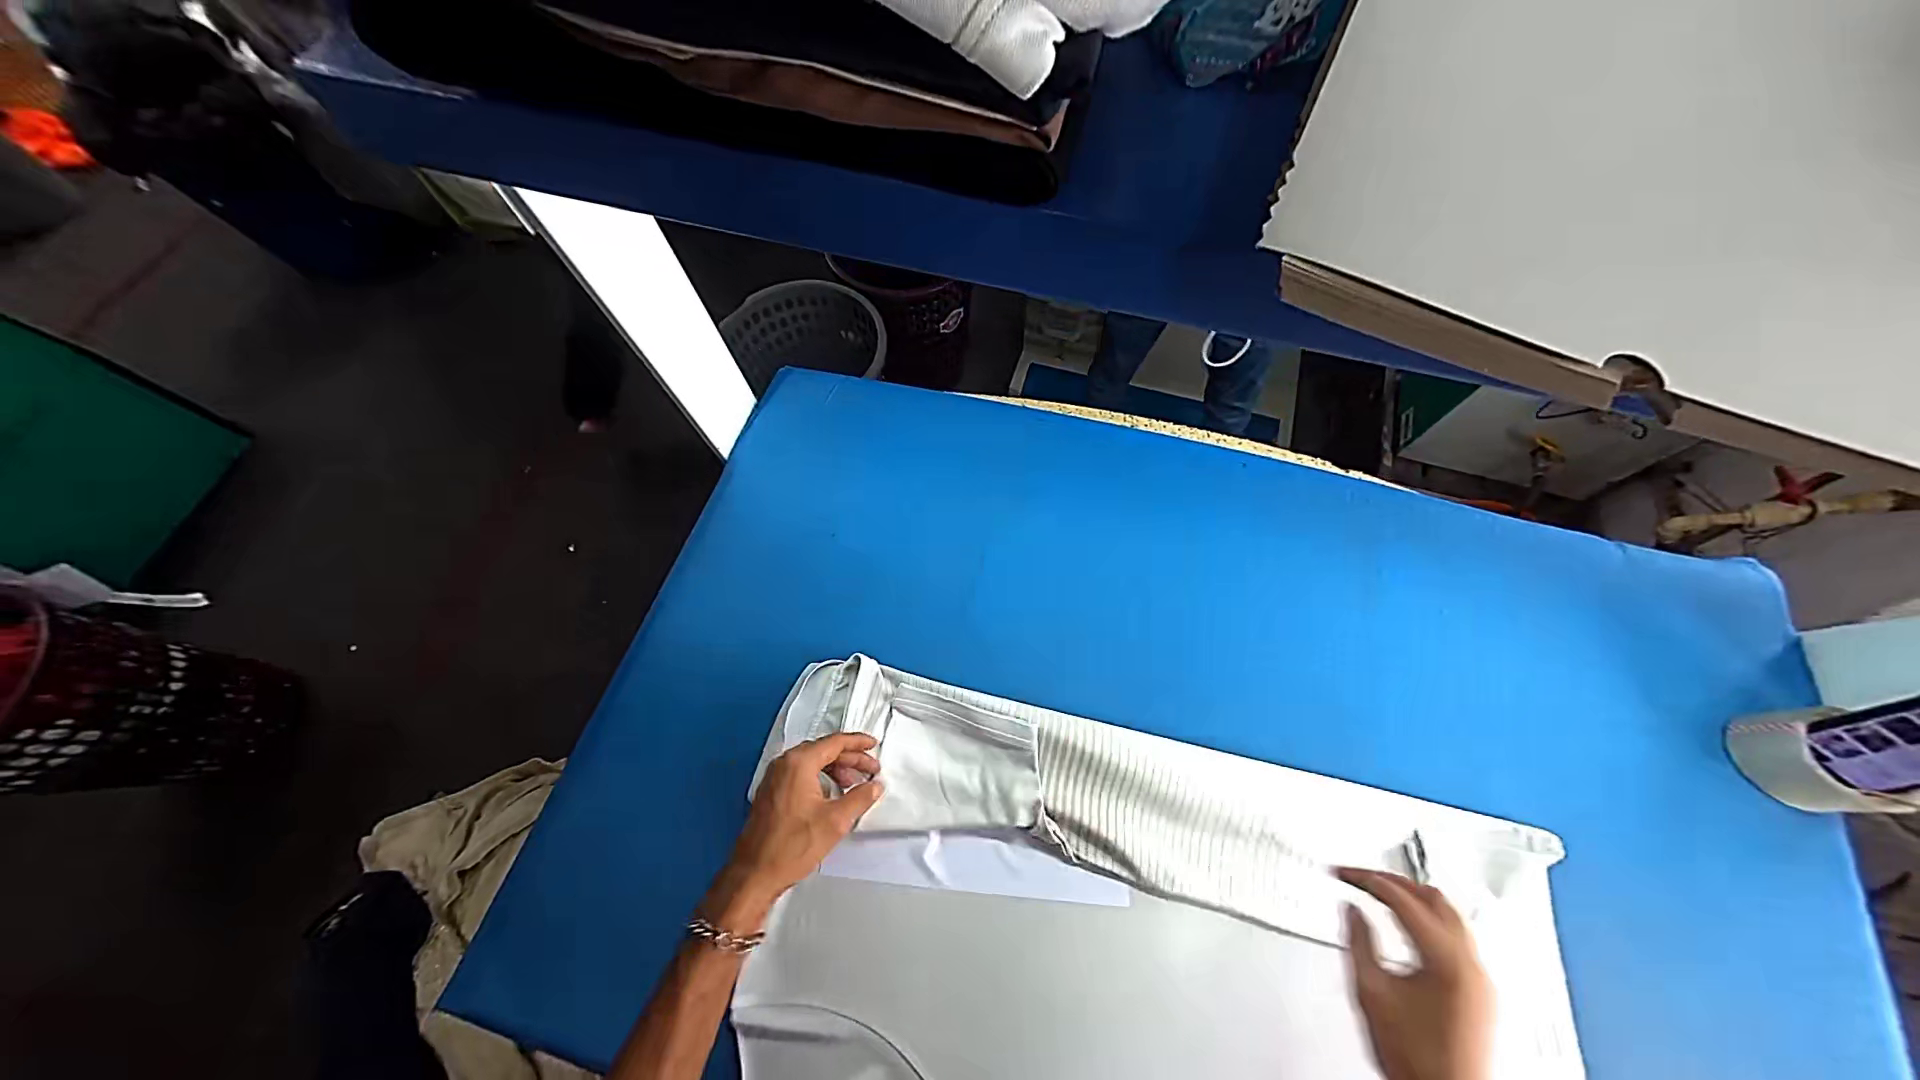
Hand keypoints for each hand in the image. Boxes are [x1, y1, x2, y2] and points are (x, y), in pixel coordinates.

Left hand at [701, 733, 884, 931]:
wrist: (754, 874)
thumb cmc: (789, 847)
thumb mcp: (835, 821)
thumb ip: (860, 797)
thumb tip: (874, 786)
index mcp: (798, 763)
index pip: (834, 742)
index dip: (857, 743)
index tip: (871, 744)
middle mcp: (783, 765)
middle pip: (823, 750)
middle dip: (849, 758)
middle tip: (869, 767)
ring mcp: (774, 778)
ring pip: (812, 762)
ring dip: (835, 769)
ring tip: (854, 783)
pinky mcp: (771, 792)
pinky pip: (800, 774)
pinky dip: (820, 778)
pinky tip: (832, 794)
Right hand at [1336, 868, 1494, 1079]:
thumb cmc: (1414, 1058)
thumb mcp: (1370, 991)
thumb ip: (1358, 941)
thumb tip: (1352, 910)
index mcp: (1446, 960)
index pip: (1401, 899)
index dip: (1366, 878)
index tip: (1343, 873)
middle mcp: (1471, 964)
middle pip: (1433, 898)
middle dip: (1392, 880)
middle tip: (1360, 875)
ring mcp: (1481, 979)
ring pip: (1450, 914)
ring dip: (1413, 896)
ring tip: (1380, 891)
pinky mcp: (1481, 991)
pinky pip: (1457, 936)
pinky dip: (1429, 918)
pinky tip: (1407, 922)